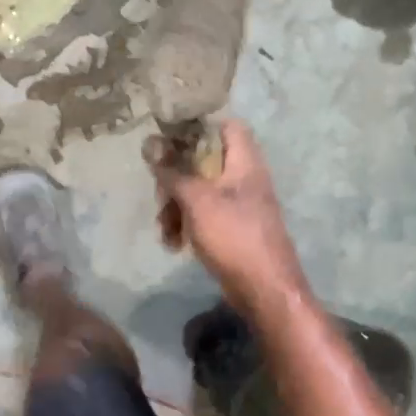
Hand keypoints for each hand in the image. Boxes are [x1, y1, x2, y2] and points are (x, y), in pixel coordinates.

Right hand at [145, 120, 309, 309]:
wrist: (264, 289)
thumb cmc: (234, 236)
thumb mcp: (197, 200)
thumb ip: (173, 171)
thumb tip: (150, 144)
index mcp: (244, 163)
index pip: (227, 126)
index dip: (199, 126)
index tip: (169, 137)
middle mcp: (244, 178)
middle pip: (203, 162)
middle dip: (175, 179)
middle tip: (160, 196)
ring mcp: (239, 204)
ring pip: (198, 191)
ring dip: (175, 207)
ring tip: (165, 230)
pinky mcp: (232, 227)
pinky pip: (202, 215)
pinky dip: (186, 224)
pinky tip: (175, 244)